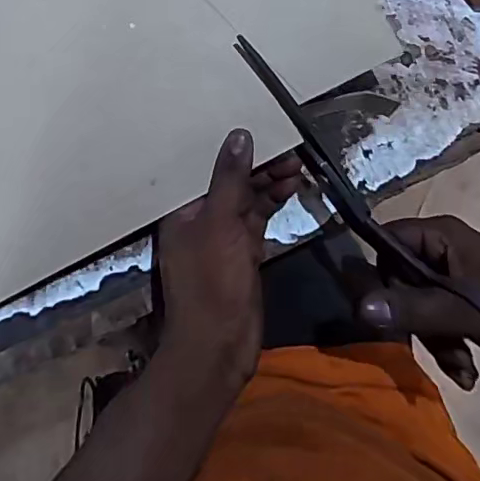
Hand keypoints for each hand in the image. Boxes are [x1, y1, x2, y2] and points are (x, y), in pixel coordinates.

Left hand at [154, 130, 304, 381]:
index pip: (207, 168)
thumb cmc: (210, 283)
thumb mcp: (219, 224)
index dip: (233, 150)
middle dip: (258, 166)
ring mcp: (222, 237)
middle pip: (230, 182)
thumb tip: (238, 136)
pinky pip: (258, 219)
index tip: (260, 133)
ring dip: (269, 182)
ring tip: (296, 164)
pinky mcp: (242, 253)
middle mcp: (200, 218)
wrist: (218, 347)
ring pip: (246, 199)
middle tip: (288, 149)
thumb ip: (230, 179)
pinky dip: (273, 203)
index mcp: (183, 209)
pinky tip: (291, 189)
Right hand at [356, 215, 479, 391]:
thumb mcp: (464, 314)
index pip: (387, 241)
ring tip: (462, 368)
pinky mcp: (466, 302)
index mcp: (443, 235)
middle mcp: (444, 249)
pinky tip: (467, 371)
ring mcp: (456, 276)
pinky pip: (436, 318)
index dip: (382, 275)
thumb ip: (411, 308)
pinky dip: (446, 345)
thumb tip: (358, 306)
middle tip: (432, 347)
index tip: (387, 311)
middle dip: (414, 319)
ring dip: (433, 340)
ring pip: (417, 303)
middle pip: (400, 277)